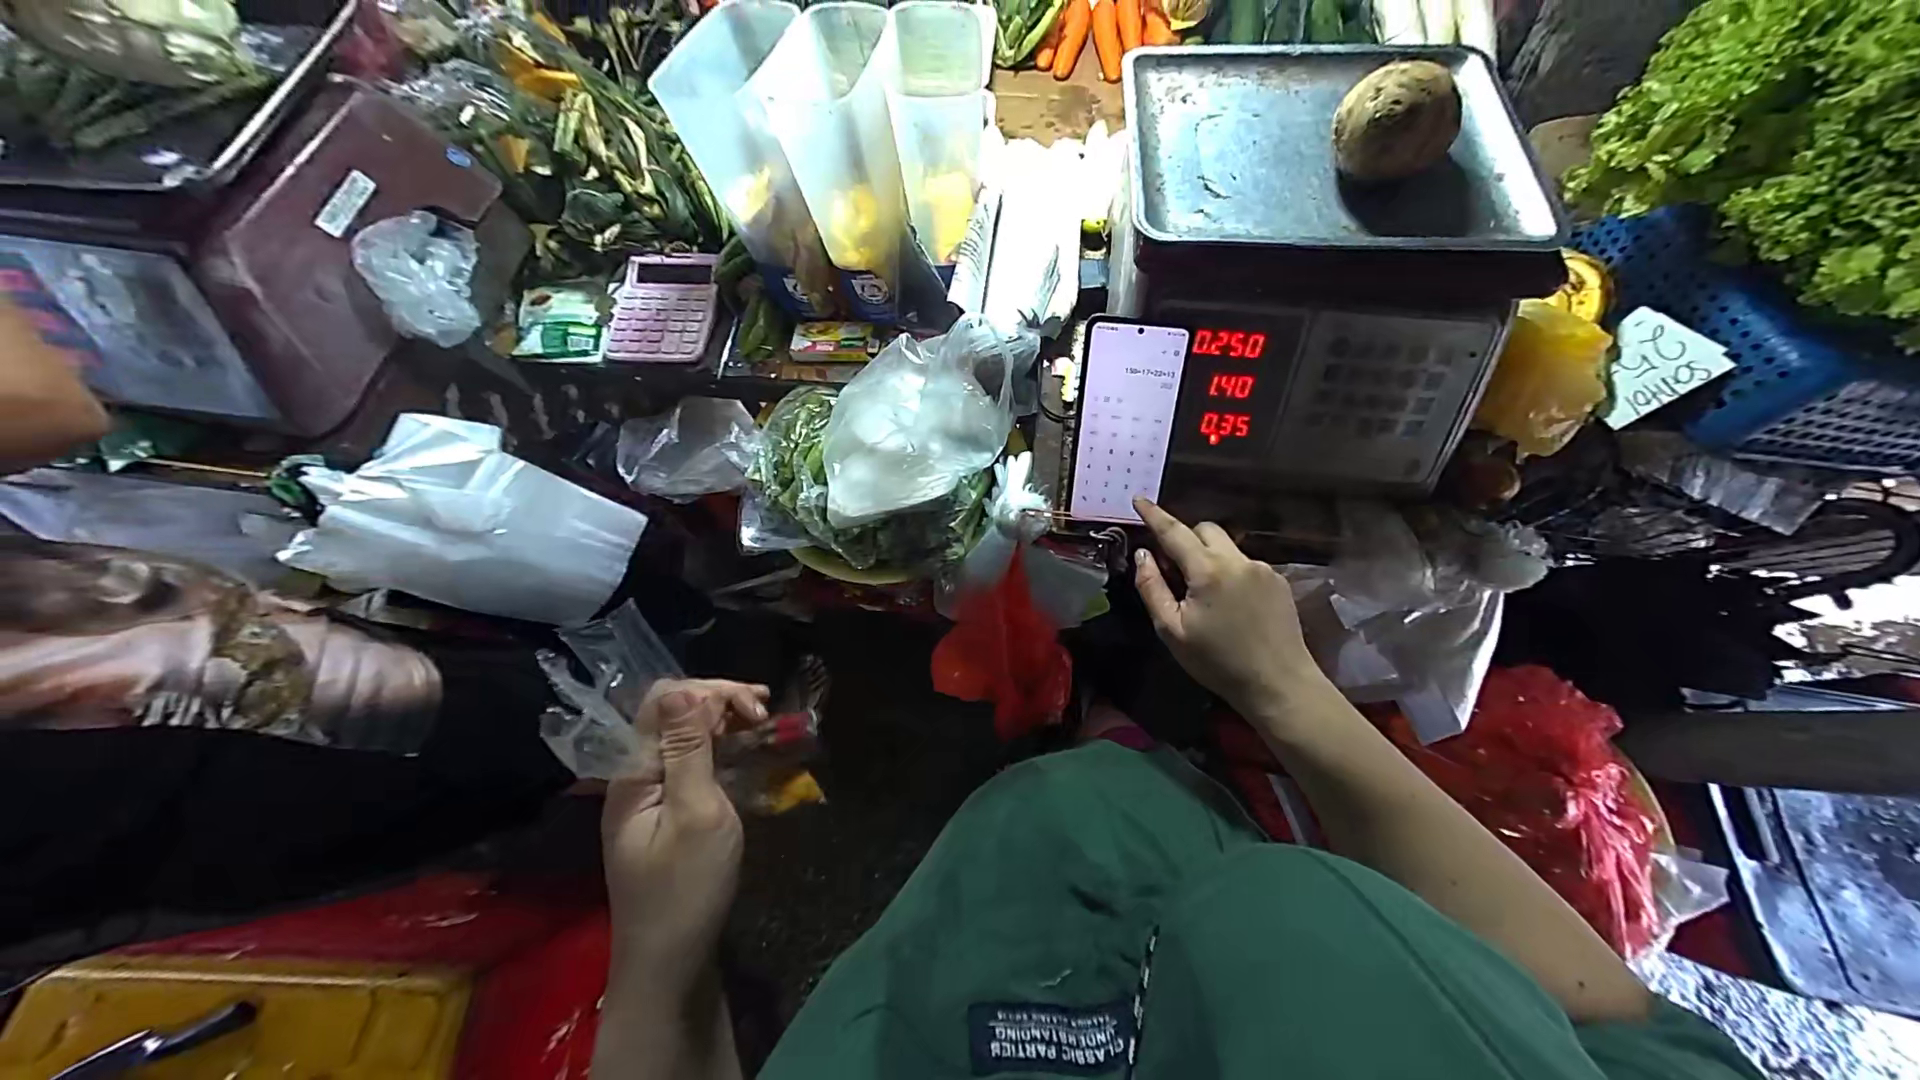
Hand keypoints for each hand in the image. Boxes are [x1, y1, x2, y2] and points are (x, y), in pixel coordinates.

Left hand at [602, 685, 756, 988]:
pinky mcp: (665, 810)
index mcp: (634, 771)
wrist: (669, 963)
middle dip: (720, 700)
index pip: (664, 700)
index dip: (711, 691)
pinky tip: (746, 748)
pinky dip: (720, 746)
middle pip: (673, 712)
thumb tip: (681, 690)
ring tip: (763, 722)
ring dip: (723, 720)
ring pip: (683, 734)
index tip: (755, 709)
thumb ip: (687, 750)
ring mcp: (649, 793)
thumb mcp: (696, 813)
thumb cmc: (687, 888)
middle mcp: (636, 774)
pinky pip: (690, 760)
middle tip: (765, 712)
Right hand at [1131, 497, 1324, 713]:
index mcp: (1208, 571)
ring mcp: (1262, 569)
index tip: (1139, 499)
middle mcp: (1237, 561)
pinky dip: (1229, 572)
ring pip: (1227, 547)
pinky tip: (1229, 604)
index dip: (1154, 514)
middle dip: (1185, 539)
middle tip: (1174, 569)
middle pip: (1205, 530)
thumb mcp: (1171, 630)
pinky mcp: (1278, 581)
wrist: (1278, 684)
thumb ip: (1152, 587)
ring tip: (1204, 594)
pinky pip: (1245, 564)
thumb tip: (1143, 555)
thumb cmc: (1217, 662)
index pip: (1174, 532)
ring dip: (1208, 556)